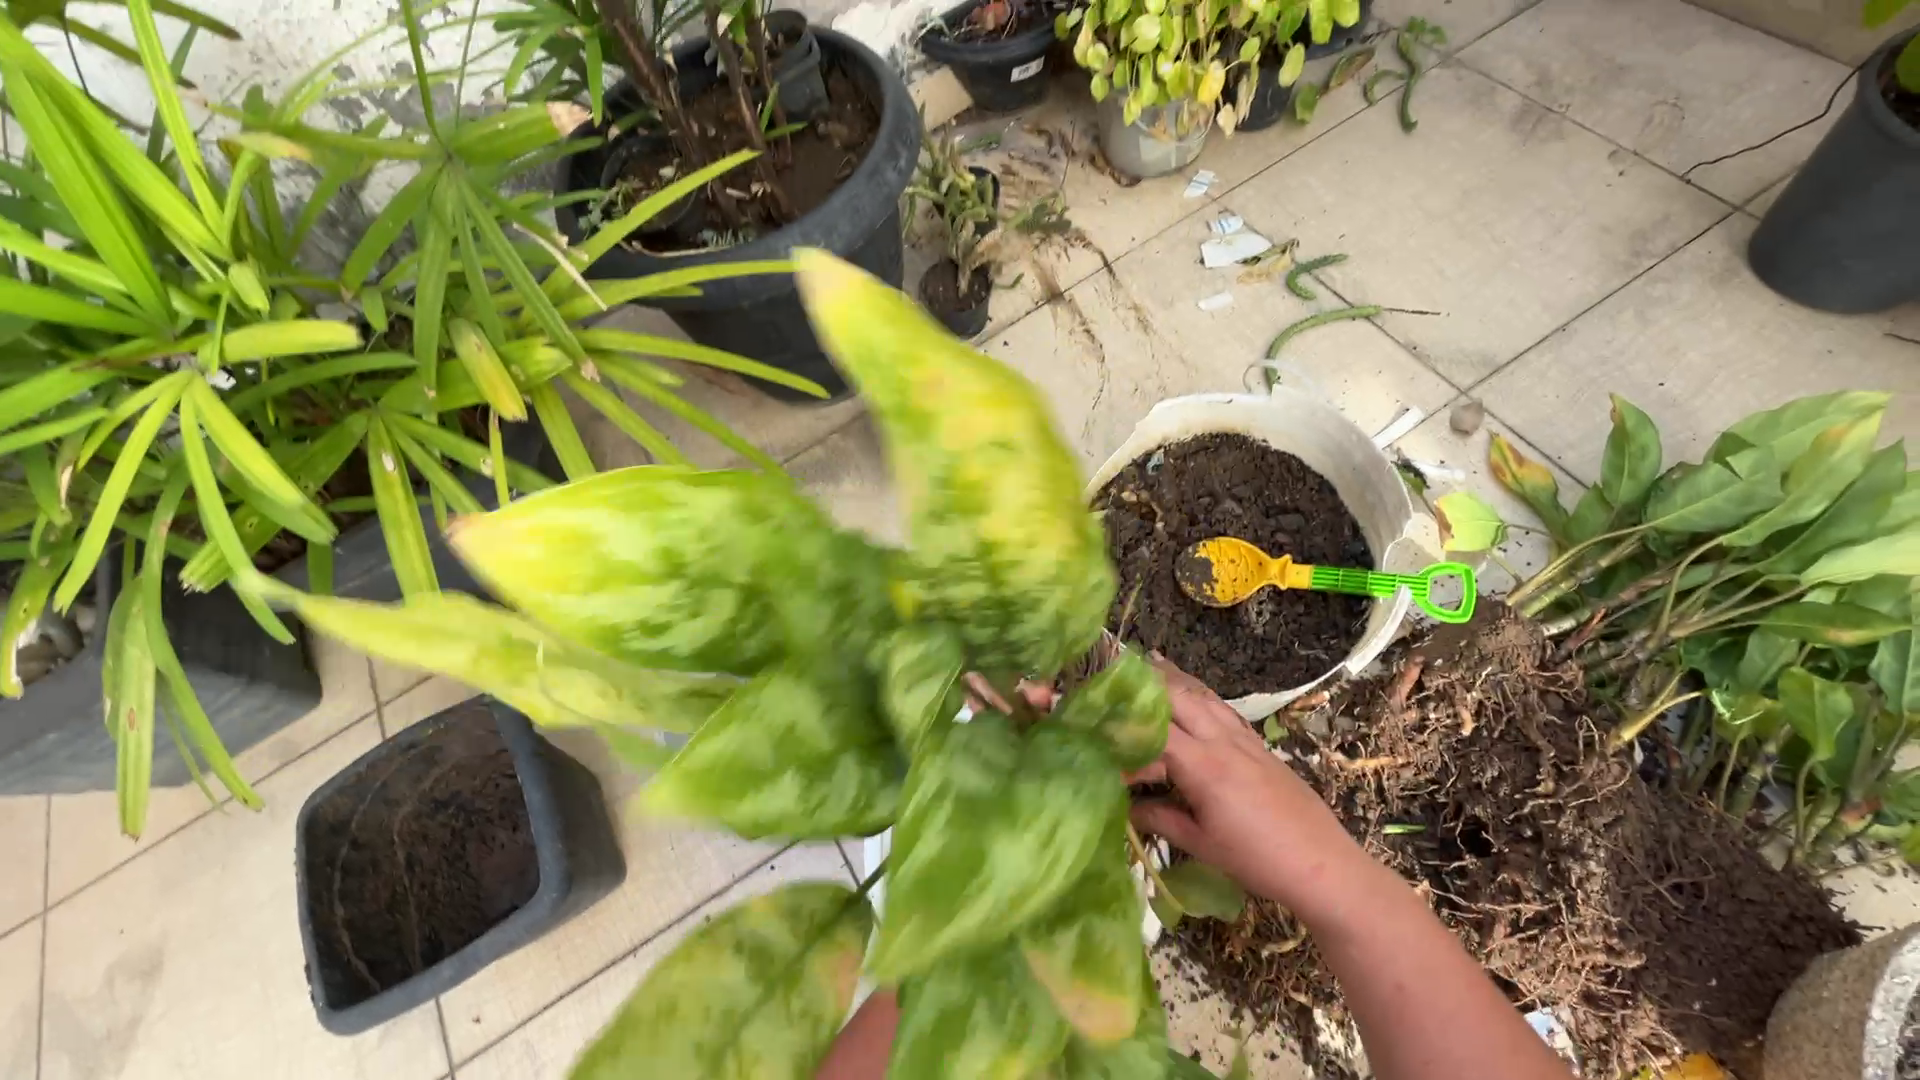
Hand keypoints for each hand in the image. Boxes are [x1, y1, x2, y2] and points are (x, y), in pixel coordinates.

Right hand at [1130, 656, 1374, 920]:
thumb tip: (1125, 806)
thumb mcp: (1202, 844)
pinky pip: (1223, 708)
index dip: (1122, 726)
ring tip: (1148, 664)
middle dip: (1145, 686)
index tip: (1095, 723)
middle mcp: (1222, 741)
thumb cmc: (1258, 860)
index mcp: (1203, 766)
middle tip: (1114, 681)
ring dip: (1174, 681)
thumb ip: (1160, 818)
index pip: (1153, 730)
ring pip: (1203, 696)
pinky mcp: (1258, 745)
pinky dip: (1201, 695)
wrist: (1325, 865)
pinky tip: (1191, 692)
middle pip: (1178, 696)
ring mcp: (1244, 739)